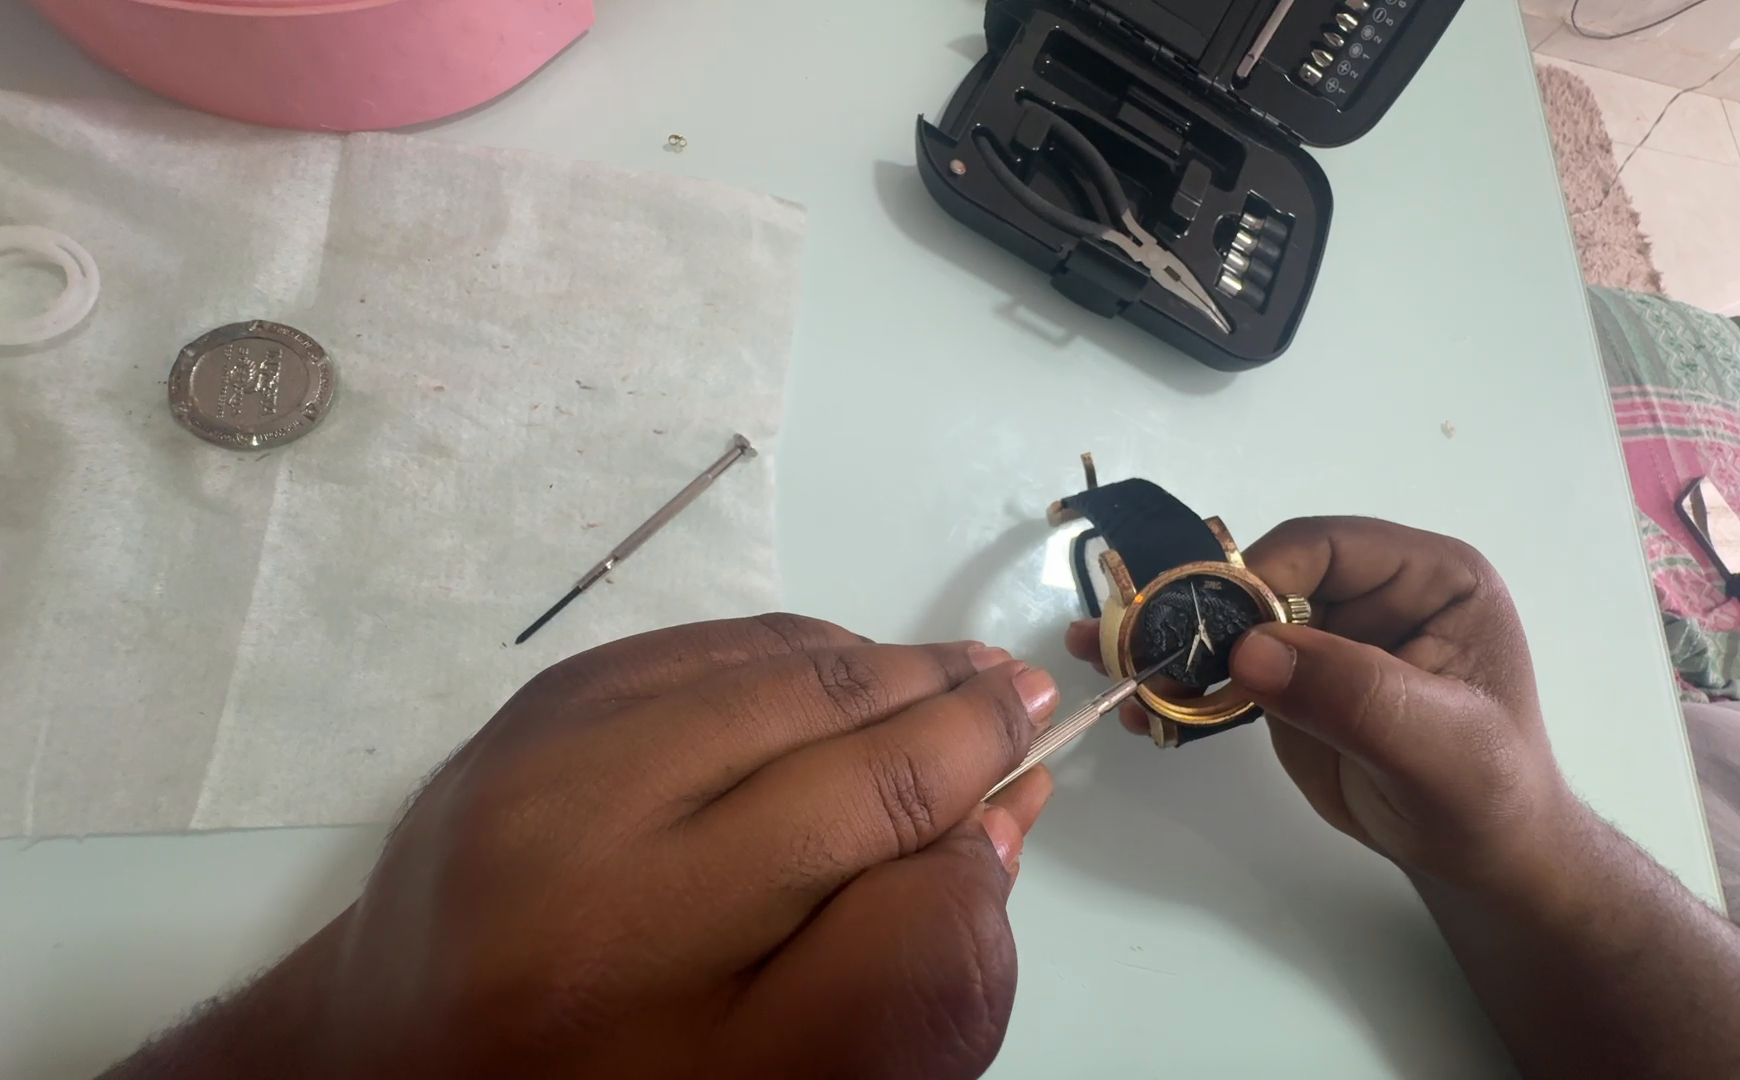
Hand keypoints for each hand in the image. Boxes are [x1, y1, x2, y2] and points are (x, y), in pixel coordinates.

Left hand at [120, 616, 1059, 1079]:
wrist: (389, 1053)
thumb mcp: (786, 1079)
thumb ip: (919, 975)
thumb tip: (999, 816)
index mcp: (671, 1041)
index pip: (906, 924)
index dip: (985, 814)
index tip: (1034, 742)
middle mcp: (596, 891)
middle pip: (853, 766)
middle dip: (957, 710)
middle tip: (1016, 684)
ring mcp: (555, 766)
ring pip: (795, 675)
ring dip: (893, 665)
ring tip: (950, 668)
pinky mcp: (544, 697)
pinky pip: (724, 641)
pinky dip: (810, 645)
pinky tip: (850, 663)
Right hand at [1068, 517, 1578, 895]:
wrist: (1470, 855)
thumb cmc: (1481, 795)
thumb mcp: (1439, 747)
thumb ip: (1353, 694)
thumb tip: (1247, 651)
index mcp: (1422, 577)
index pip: (1322, 547)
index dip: (1257, 575)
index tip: (1209, 627)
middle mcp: (1364, 591)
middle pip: (1259, 577)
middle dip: (1191, 608)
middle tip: (1129, 636)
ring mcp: (1318, 632)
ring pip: (1229, 618)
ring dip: (1169, 642)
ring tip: (1107, 660)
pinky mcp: (1284, 674)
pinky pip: (1222, 666)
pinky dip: (1180, 684)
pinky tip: (1143, 709)